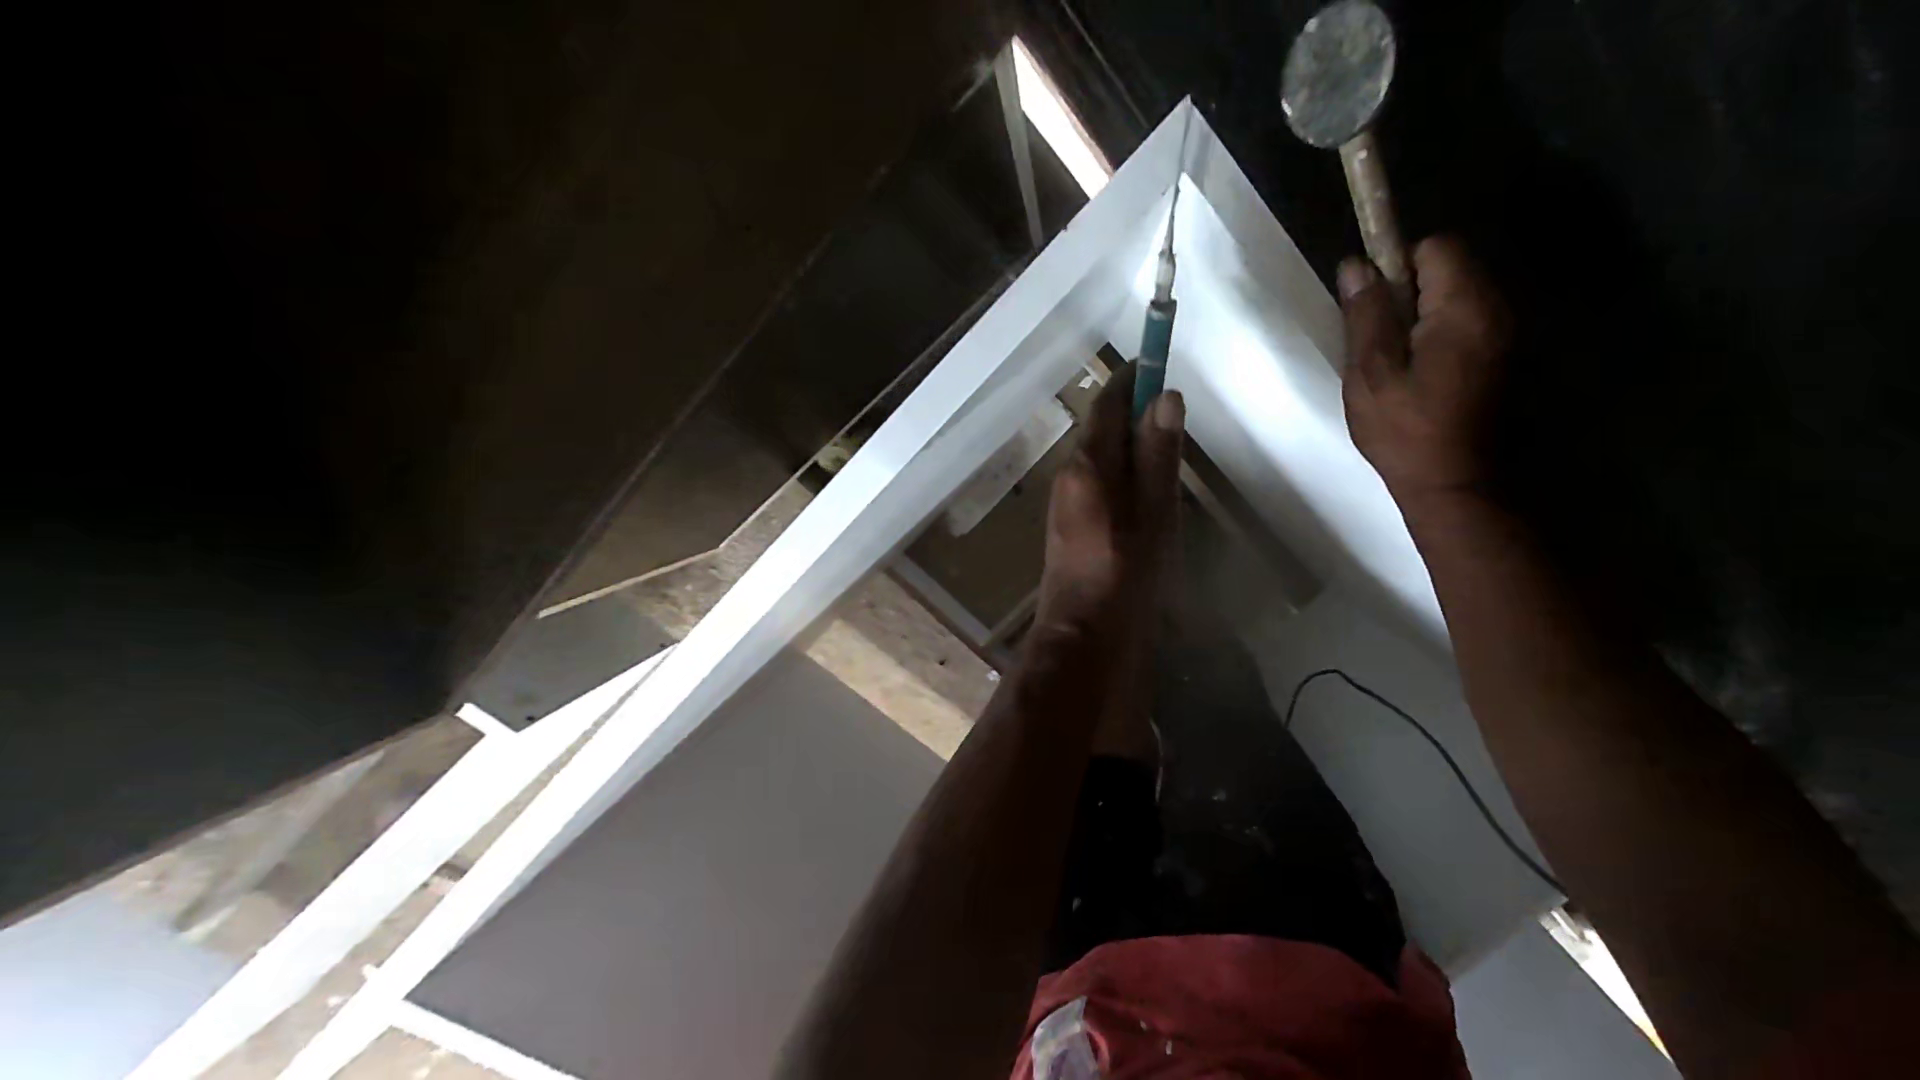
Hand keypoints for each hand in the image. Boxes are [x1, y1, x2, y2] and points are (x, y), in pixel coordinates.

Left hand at [1036, 364, 1184, 634]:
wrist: (1083, 635)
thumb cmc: (1125, 574)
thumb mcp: (1154, 513)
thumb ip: (1158, 456)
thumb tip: (1165, 396)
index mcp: (1087, 465)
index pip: (1107, 404)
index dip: (1133, 378)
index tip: (1160, 362)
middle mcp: (1068, 475)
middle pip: (1102, 429)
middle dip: (1135, 413)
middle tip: (1174, 414)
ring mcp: (1065, 500)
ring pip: (1101, 457)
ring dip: (1130, 445)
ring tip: (1168, 451)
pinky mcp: (1069, 523)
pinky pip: (1098, 482)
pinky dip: (1123, 473)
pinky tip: (1147, 493)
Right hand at [1339, 236, 1510, 509]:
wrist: (1453, 483)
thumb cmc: (1404, 430)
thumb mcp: (1370, 373)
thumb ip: (1366, 315)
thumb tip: (1356, 265)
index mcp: (1465, 309)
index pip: (1437, 247)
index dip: (1397, 262)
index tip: (1370, 302)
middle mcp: (1496, 310)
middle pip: (1450, 268)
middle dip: (1407, 290)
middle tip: (1375, 340)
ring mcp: (1504, 334)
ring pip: (1455, 296)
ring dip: (1418, 314)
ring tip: (1392, 361)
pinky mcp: (1500, 356)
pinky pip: (1465, 322)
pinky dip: (1435, 333)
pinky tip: (1415, 373)